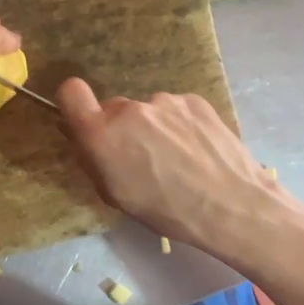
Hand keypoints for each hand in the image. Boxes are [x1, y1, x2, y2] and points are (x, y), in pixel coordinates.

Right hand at [57, 78, 303, 264]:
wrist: (232, 204)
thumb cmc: (166, 211)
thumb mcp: (116, 196)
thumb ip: (95, 161)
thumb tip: (89, 142)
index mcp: (102, 134)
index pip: (71, 92)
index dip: (74, 103)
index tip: (86, 121)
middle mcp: (129, 109)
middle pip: (113, 109)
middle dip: (120, 129)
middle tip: (141, 159)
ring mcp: (164, 101)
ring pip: (147, 112)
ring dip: (152, 129)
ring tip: (176, 159)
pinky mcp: (194, 100)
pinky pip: (174, 110)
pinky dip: (179, 126)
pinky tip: (195, 151)